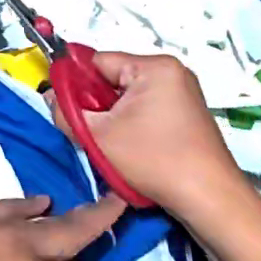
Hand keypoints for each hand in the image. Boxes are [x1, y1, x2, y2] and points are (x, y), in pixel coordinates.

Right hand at [61, 52, 259, 222]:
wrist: (209, 199)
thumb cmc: (154, 159)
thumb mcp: (97, 135)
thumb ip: (65, 112)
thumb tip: (51, 96)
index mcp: (154, 67)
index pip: (98, 62)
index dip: (77, 84)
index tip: (69, 110)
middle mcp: (172, 72)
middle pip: (113, 78)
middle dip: (96, 103)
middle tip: (90, 131)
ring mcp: (184, 93)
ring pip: (127, 97)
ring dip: (112, 116)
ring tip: (111, 142)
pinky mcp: (188, 114)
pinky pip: (145, 109)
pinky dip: (131, 124)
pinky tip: (130, 147)